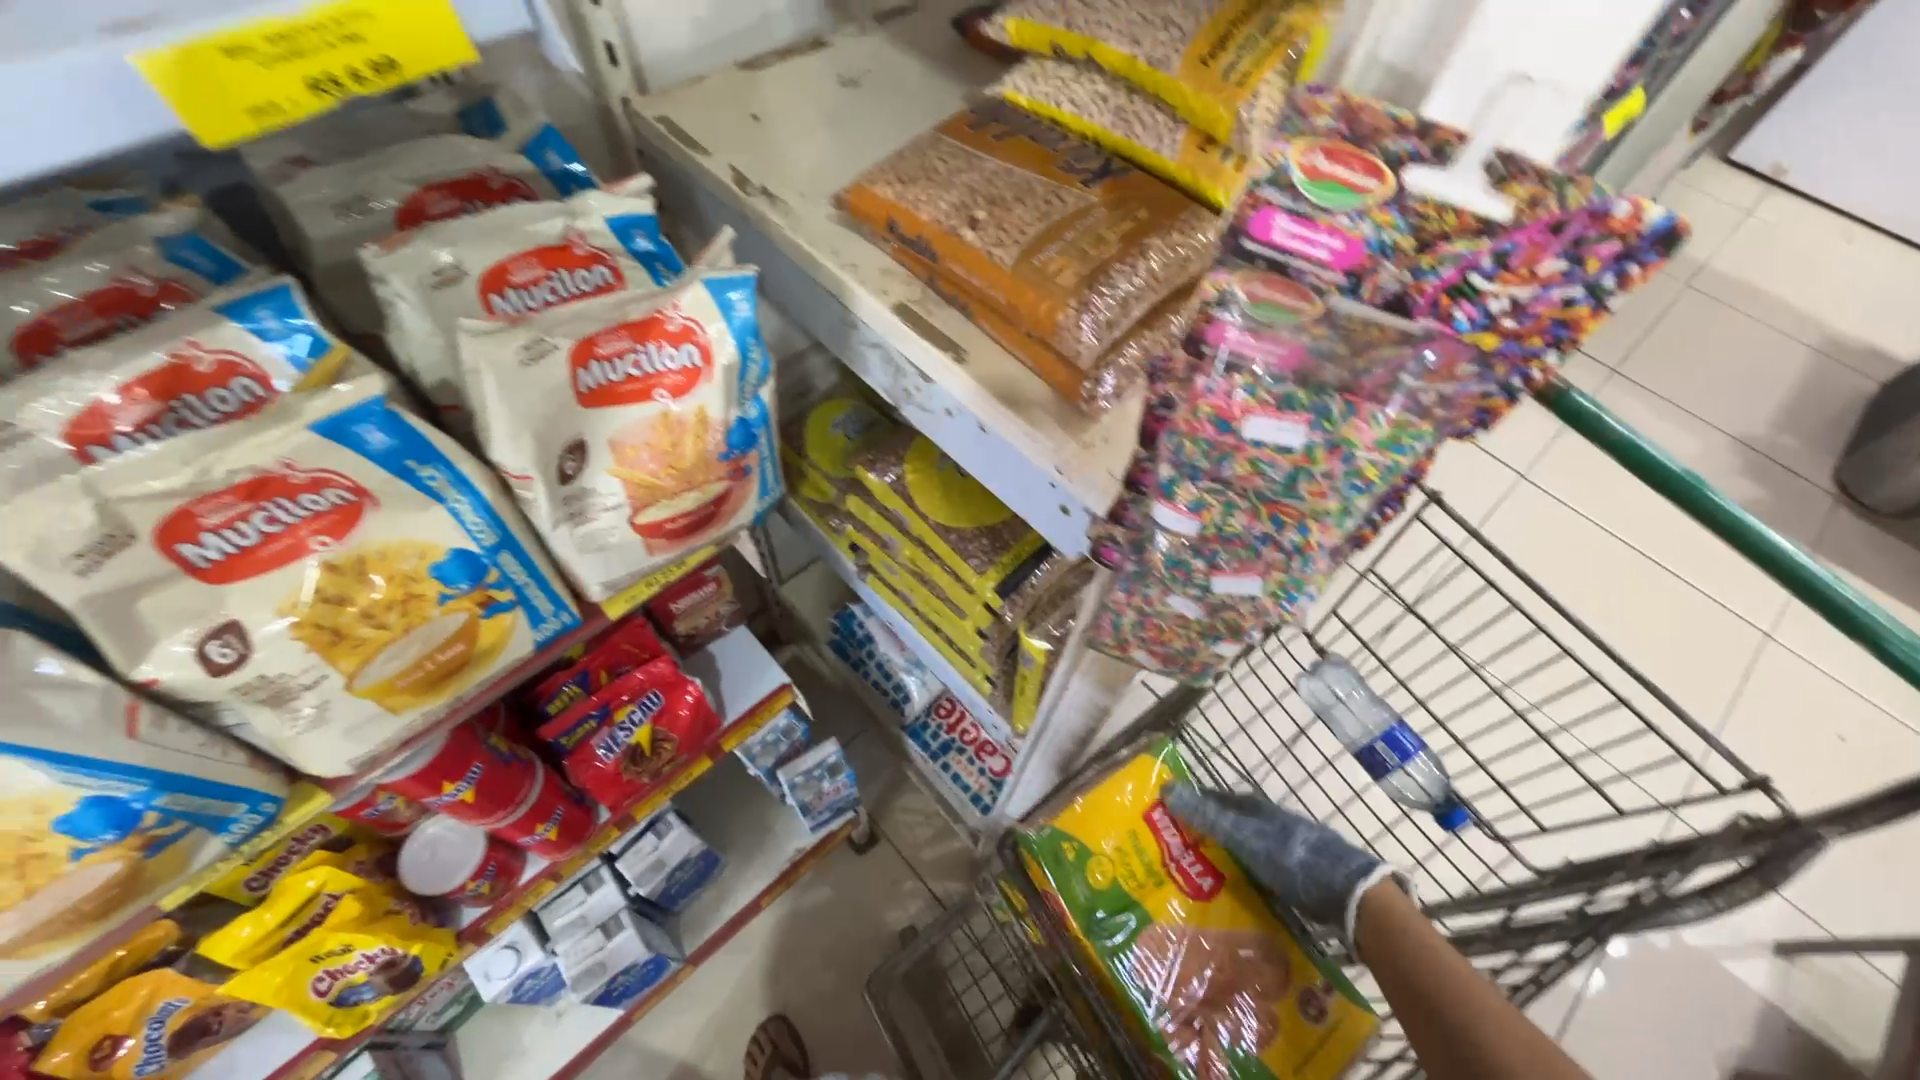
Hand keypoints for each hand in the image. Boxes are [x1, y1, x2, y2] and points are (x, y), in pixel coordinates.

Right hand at [1162, 781, 1404, 949]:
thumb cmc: (1293, 860)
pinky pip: (1271, 870)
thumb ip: (1209, 817)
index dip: (1202, 801)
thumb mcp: (1245, 838)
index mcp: (1263, 811)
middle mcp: (1279, 825)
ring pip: (1257, 846)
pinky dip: (1253, 874)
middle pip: (1241, 822)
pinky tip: (1246, 889)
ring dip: (1235, 854)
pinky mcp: (1309, 876)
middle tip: (1188, 845)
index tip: (1177, 809)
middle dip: (1216, 829)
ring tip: (1210, 871)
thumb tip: (1167, 788)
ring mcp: (1297, 850)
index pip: (1225, 799)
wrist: (1352, 895)